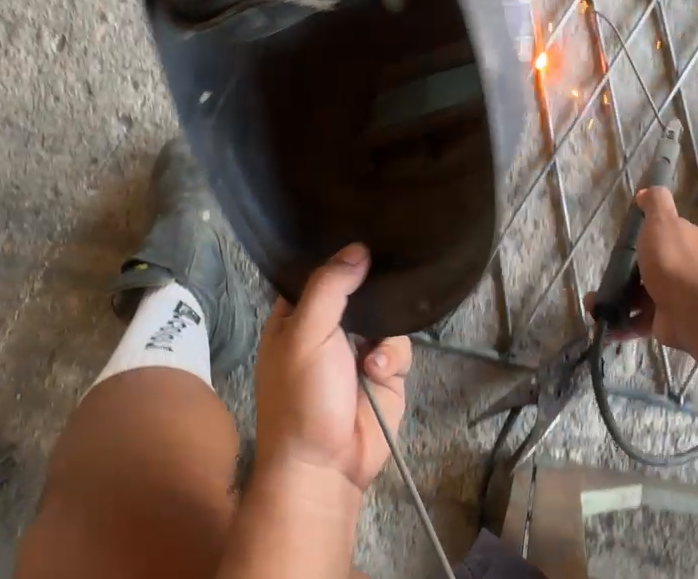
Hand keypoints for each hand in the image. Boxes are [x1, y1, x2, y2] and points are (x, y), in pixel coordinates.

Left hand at [253, 243, 411, 493]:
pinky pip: (399, 348)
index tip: (366, 232)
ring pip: (387, 317)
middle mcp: (329, 328)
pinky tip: (378, 374)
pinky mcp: (385, 373)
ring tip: (371, 356)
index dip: (339, 256)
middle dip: (374, 288)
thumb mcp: (306, 334)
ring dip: (383, 334)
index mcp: (297, 316)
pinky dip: (392, 359)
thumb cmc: (302, 395)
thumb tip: (359, 248)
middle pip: (360, 290)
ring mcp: (358, 351)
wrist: (326, 466)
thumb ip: (330, 287)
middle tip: (391, 271)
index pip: (319, 272)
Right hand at [602, 187, 697, 350]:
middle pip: (649, 265)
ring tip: (593, 304)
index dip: (644, 234)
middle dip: (624, 271)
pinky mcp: (665, 319)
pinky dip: (621, 323)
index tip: (622, 241)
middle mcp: (681, 266)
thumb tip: (646, 193)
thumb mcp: (662, 220)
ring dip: (616, 299)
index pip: (663, 233)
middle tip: (604, 274)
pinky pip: (639, 320)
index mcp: (682, 240)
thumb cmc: (671, 260)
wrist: (689, 310)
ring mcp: (674, 295)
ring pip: (640, 294)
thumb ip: (656, 202)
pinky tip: (605, 325)